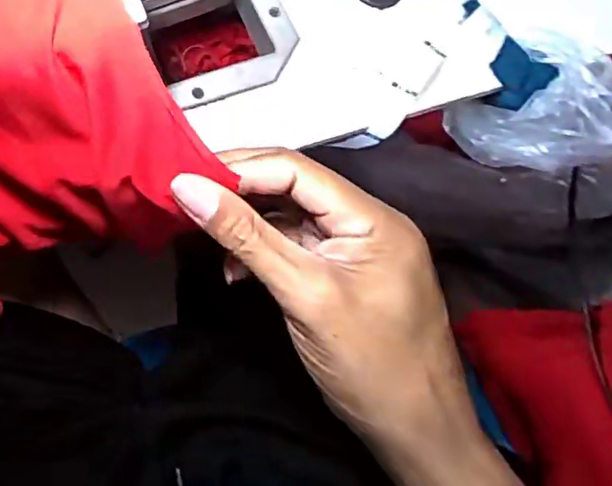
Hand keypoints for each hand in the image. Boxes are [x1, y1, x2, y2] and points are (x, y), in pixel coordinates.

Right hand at [171, 150, 516, 485]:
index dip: (242, 168)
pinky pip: (293, 243)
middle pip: (291, 186)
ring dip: (246, 224)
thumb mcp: (304, 296)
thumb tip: (190, 188)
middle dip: (239, 191)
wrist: (422, 443)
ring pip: (288, 214)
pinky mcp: (341, 270)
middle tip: (190, 195)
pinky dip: (261, 250)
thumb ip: (246, 237)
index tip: (192, 174)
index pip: (296, 170)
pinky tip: (235, 269)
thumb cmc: (375, 371)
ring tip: (206, 233)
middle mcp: (365, 221)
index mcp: (372, 217)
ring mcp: (354, 247)